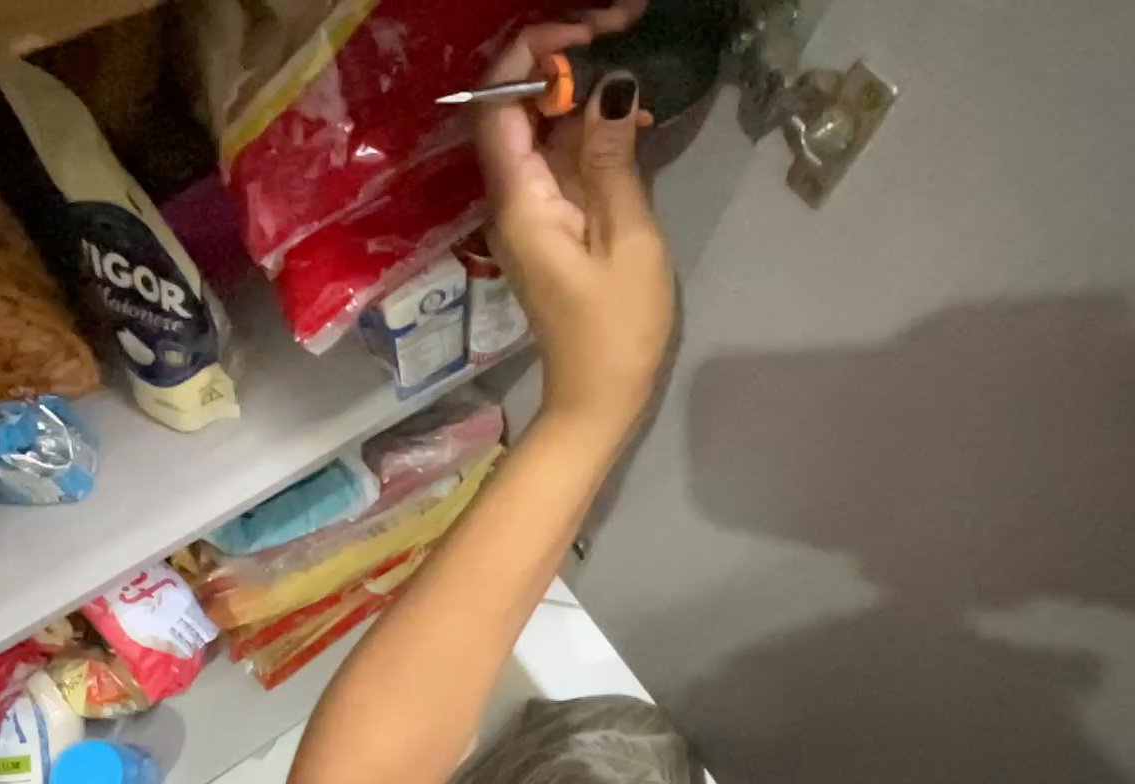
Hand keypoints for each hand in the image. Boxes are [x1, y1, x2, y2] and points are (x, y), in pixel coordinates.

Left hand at [475, 5, 674, 435]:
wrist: (596, 397)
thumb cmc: (617, 330)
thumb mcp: (627, 240)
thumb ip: (613, 161)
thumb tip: (609, 87)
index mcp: (519, 202)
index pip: (497, 107)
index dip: (530, 56)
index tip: (586, 32)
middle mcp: (510, 203)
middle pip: (516, 114)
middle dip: (561, 65)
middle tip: (625, 31)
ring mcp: (528, 217)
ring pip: (543, 138)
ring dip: (581, 99)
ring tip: (638, 73)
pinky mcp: (548, 230)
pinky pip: (559, 169)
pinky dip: (589, 139)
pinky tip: (631, 124)